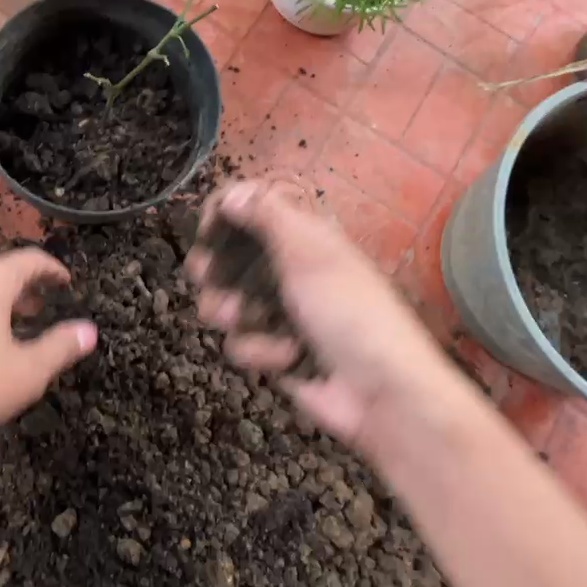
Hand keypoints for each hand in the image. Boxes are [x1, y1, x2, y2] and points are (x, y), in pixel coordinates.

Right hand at [185, 179, 449, 447]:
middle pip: (226, 255)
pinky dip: (258, 349)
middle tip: (207, 275)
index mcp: (300, 235)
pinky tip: (285, 357)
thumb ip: (266, 214)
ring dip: (230, 311)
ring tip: (242, 319)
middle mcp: (285, 267)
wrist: (380, 392)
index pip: (249, 208)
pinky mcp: (271, 350)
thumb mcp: (310, 252)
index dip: (224, 213)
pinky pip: (240, 342)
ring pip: (224, 300)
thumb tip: (231, 194)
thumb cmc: (349, 310)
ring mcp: (277, 310)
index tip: (207, 229)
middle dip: (213, 268)